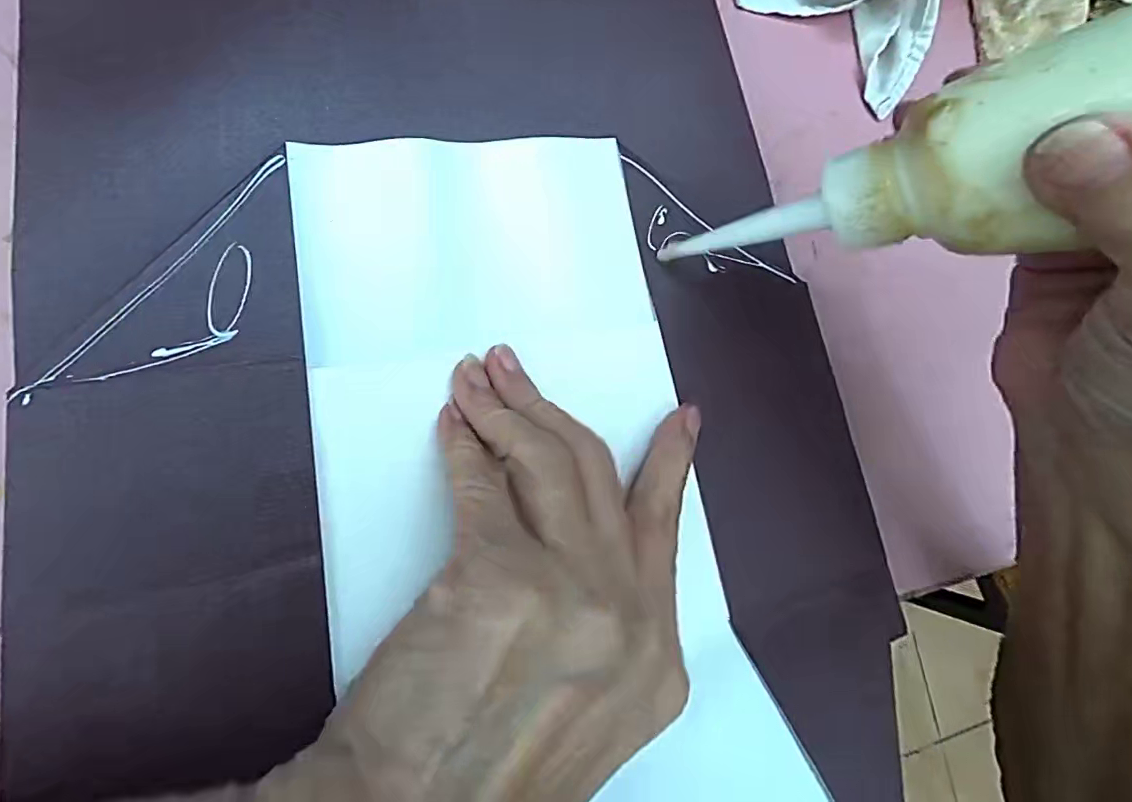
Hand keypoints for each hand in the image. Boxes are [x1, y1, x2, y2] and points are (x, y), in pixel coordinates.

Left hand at [261, 346, 698, 801]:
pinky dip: (463, 445)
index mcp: (657, 657)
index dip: (670, 464)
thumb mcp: (579, 691)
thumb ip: (594, 608)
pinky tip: (451, 424)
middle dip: (550, 408)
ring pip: (547, 460)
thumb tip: (555, 509)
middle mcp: (630, 619)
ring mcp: (571, 594)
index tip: (681, 419)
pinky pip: (481, 483)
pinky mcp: (500, 576)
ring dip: (507, 408)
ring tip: (478, 378)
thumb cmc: (487, 763)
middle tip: (514, 368)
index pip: (662, 527)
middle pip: (599, 474)